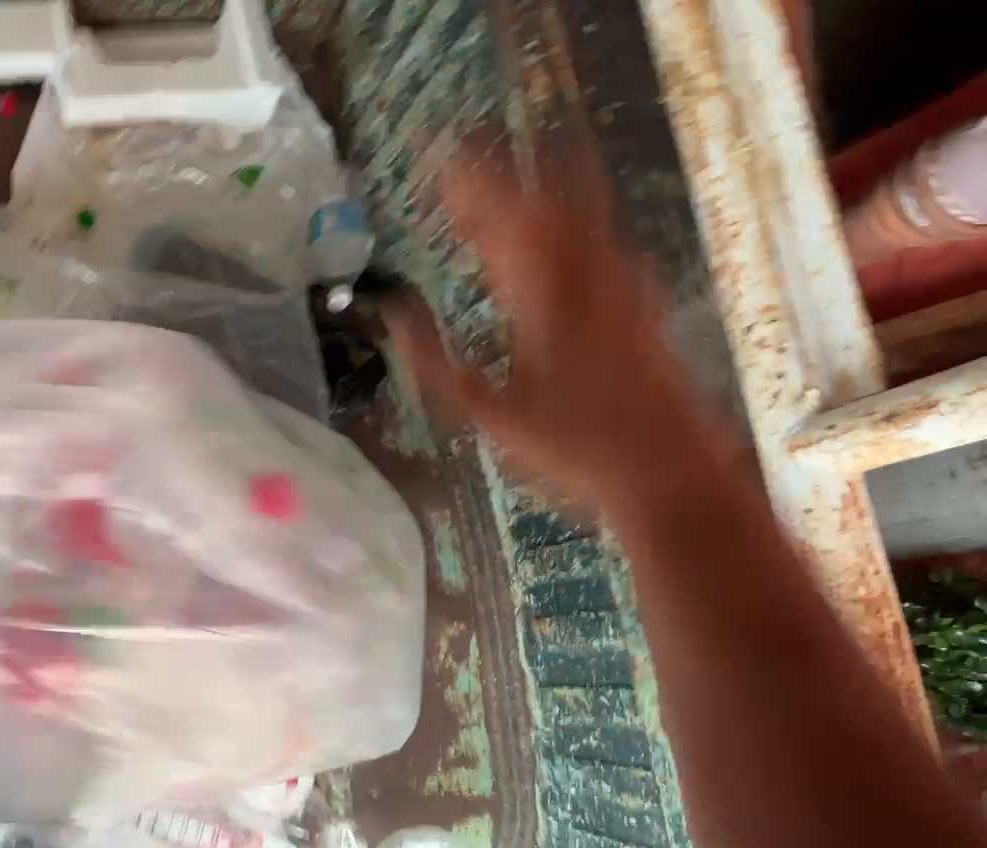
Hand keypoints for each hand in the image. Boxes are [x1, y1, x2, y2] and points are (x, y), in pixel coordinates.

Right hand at [385, 142, 750, 522]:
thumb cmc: (570, 449)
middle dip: (503, 170)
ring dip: (535, 188)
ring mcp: (623, 284)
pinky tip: (546, 234)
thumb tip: (395, 314)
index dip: (468, 183)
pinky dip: (563, 219)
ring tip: (496, 183)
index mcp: (546, 298)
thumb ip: (435, 362)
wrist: (668, 471)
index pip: (502, 218)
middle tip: (463, 159)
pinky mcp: (639, 300)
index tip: (434, 159)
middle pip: (547, 197)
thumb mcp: (487, 414)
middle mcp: (590, 275)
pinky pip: (596, 236)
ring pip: (578, 211)